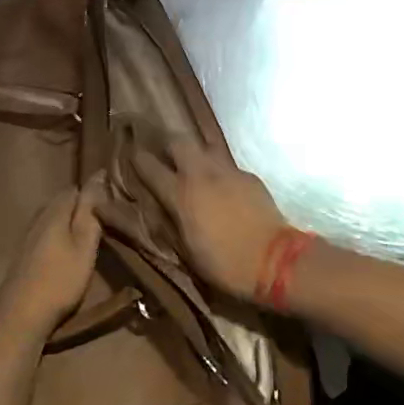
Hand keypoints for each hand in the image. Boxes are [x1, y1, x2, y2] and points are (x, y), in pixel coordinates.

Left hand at [0, 173, 106, 334]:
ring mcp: (27, 237)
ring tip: (86, 233)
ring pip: (51, 218)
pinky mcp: (22, 255)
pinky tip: (64, 249)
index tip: (110, 202)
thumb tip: (98, 176)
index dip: (92, 191)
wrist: (19, 317)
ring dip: (67, 221)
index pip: (75, 188)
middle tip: (101, 220)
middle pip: (61, 202)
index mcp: (55, 212)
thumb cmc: (60, 280)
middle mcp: (38, 218)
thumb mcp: (84, 245)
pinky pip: (44, 233)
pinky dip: (57, 235)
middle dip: (80, 205)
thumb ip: (90, 211)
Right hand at [132, 140, 292, 302]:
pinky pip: (226, 164)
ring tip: (190, 163)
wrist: (272, 259)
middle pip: (179, 141)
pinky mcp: (248, 175)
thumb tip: (156, 209)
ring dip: (194, 152)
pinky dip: (217, 170)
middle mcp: (202, 174)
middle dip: (167, 143)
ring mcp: (228, 171)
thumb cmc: (223, 264)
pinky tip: (220, 184)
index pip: (150, 167)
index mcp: (181, 195)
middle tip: (163, 152)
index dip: (138, 158)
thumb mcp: (186, 251)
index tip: (131, 152)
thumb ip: (168, 224)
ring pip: (204, 147)